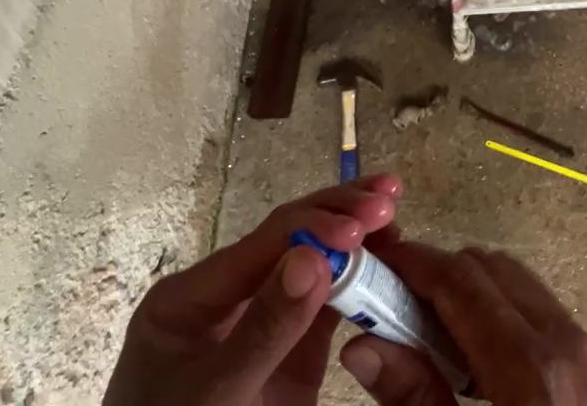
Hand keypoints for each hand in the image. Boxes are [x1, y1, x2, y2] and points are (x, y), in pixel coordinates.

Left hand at [103, 176, 401, 405]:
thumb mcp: (216, 394)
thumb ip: (263, 329)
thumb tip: (314, 257)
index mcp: (193, 296)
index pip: (261, 241)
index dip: (314, 226)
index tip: (362, 226)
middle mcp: (230, 294)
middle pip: (290, 236)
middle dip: (340, 213)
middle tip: (389, 200)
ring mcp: (264, 315)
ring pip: (314, 258)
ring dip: (356, 233)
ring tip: (394, 210)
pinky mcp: (294, 343)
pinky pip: (330, 298)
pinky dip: (361, 276)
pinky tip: (389, 256)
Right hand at [338, 243, 586, 405]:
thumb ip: (414, 401)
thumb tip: (363, 348)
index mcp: (530, 365)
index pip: (461, 281)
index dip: (413, 264)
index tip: (375, 263)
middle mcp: (564, 339)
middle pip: (489, 269)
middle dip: (437, 276)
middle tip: (390, 305)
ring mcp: (586, 346)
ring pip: (516, 282)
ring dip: (469, 291)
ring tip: (427, 334)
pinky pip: (538, 309)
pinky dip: (499, 311)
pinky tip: (474, 359)